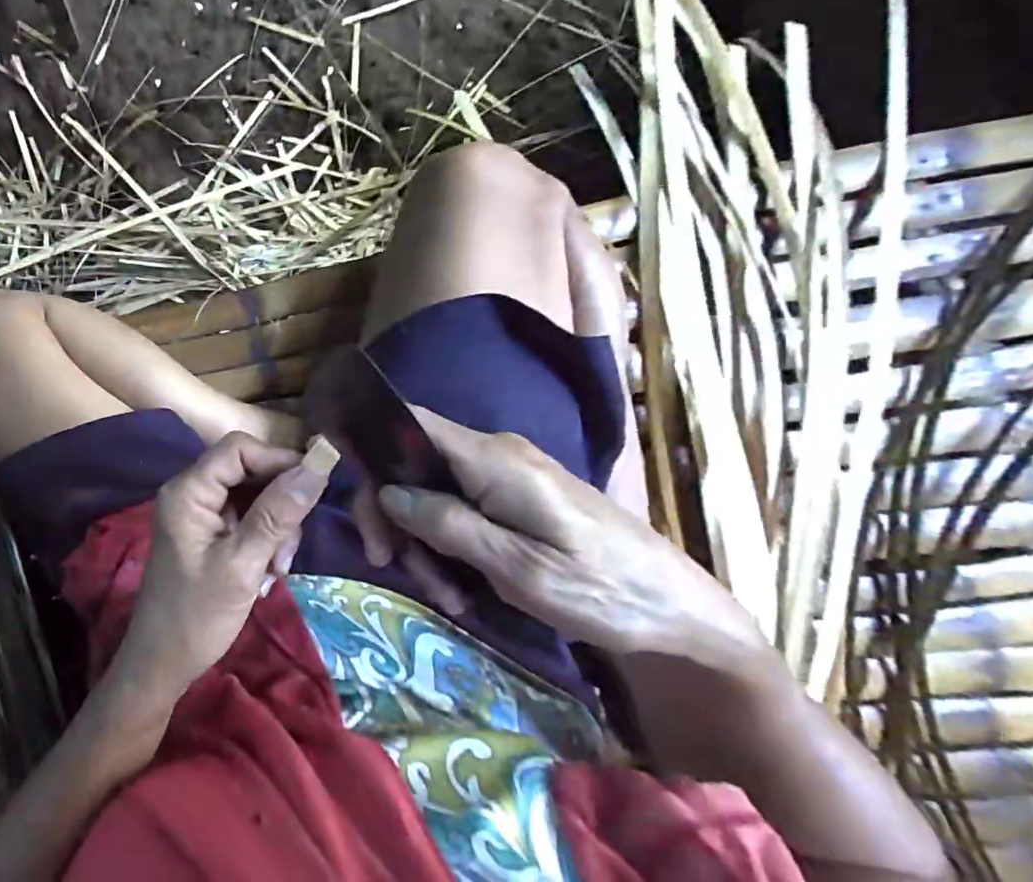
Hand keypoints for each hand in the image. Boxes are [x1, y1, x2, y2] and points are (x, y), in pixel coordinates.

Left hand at [112, 432, 333, 701]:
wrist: (162, 666)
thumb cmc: (197, 616)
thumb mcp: (244, 564)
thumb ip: (279, 513)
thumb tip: (318, 468)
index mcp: (188, 491)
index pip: (239, 449)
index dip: (278, 460)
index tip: (311, 488)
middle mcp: (192, 492)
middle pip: (251, 471)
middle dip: (279, 504)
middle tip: (289, 547)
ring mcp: (201, 513)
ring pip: (256, 496)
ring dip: (277, 528)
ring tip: (277, 569)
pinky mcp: (211, 533)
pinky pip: (249, 518)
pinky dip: (266, 541)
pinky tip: (268, 573)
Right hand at [371, 408, 770, 674]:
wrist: (674, 608)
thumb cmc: (601, 589)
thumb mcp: (518, 569)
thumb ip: (449, 526)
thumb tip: (388, 493)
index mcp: (493, 459)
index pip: (411, 423)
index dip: (371, 447)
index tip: (358, 507)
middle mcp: (496, 453)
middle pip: (415, 464)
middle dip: (396, 516)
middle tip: (397, 569)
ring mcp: (507, 474)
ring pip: (435, 491)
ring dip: (425, 540)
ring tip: (447, 595)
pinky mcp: (517, 496)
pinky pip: (462, 506)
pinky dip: (450, 544)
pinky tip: (463, 587)